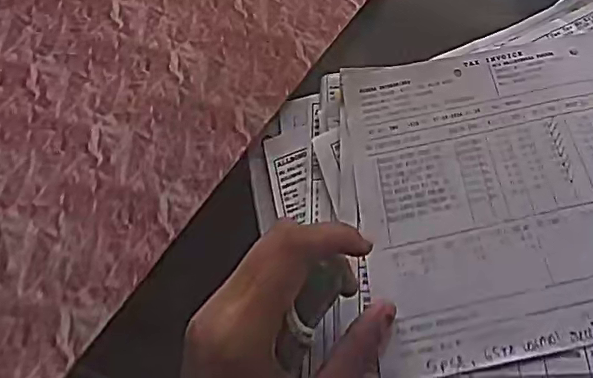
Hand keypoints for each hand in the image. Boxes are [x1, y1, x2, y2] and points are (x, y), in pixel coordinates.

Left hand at [183, 221, 396, 377]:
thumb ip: (351, 356)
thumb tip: (383, 312)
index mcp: (240, 330)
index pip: (290, 247)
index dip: (333, 236)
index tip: (363, 248)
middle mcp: (218, 311)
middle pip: (279, 240)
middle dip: (322, 250)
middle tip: (347, 283)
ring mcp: (209, 313)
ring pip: (266, 251)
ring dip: (305, 264)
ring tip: (324, 306)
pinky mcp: (210, 320)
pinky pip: (254, 272)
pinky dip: (285, 279)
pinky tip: (299, 317)